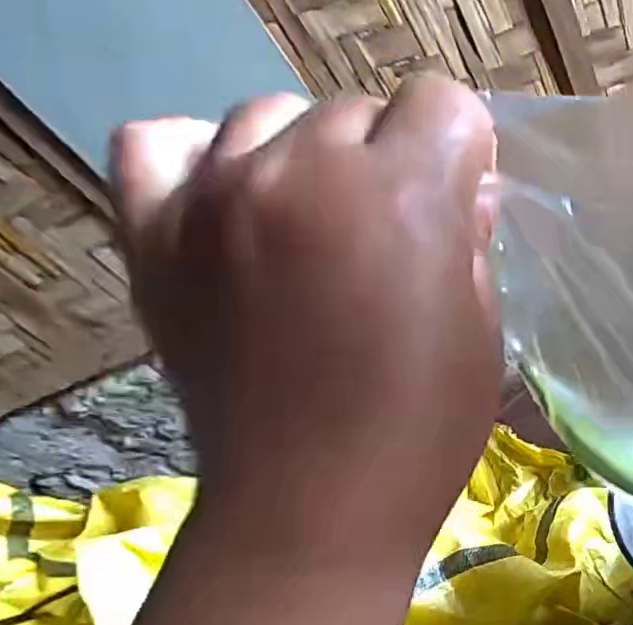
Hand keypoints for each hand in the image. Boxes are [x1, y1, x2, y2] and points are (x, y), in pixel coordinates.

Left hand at [110, 80, 499, 569]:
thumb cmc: (418, 441)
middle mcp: (305, 171)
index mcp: (404, 199)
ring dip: (309, 165)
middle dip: (391, 167)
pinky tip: (233, 209)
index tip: (460, 210)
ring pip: (270, 118)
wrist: (312, 512)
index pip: (445, 106)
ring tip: (315, 237)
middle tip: (390, 247)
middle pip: (359, 112)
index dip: (464, 157)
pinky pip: (160, 144)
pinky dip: (201, 163)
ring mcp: (215, 197)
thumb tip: (463, 199)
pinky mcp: (153, 236)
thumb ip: (472, 251)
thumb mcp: (479, 344)